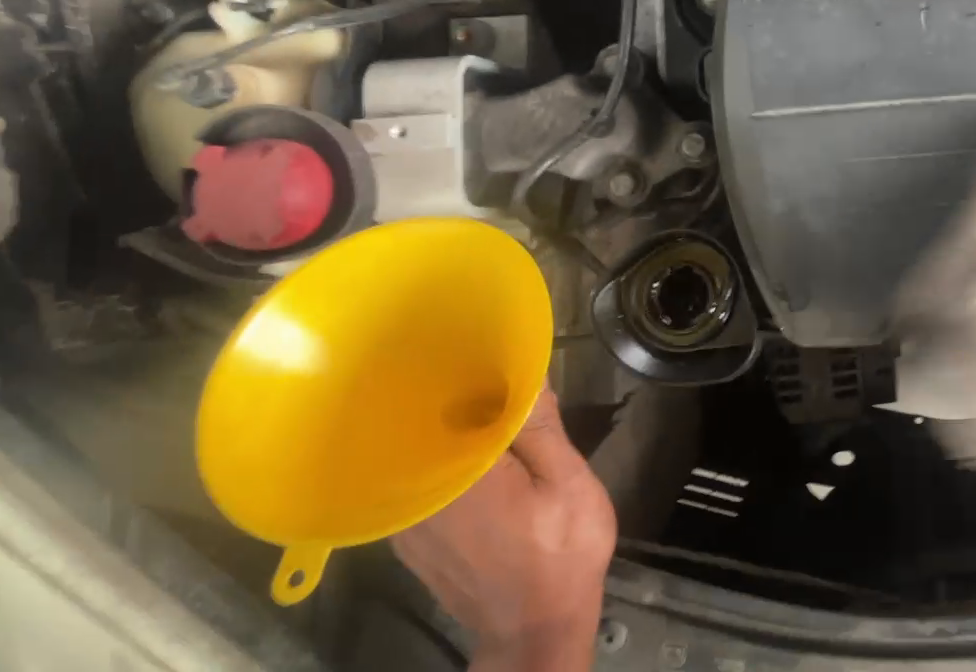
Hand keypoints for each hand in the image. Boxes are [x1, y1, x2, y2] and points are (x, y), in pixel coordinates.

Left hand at [392, 388, 615, 671]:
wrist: (537, 629)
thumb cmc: (561, 553)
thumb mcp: (567, 483)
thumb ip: (540, 428)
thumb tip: (527, 373)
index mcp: (459, 475)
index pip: (438, 404)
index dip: (456, 370)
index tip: (477, 346)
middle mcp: (419, 496)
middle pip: (422, 427)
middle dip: (453, 394)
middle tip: (489, 369)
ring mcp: (408, 522)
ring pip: (418, 454)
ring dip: (447, 427)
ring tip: (483, 401)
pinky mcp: (412, 539)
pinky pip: (419, 480)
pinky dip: (441, 458)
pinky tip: (472, 450)